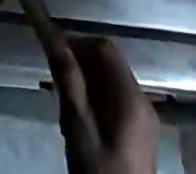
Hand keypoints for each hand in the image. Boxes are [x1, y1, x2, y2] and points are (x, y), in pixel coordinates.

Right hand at [50, 37, 158, 173]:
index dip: (78, 44)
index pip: (105, 49)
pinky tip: (79, 120)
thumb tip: (51, 35)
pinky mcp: (141, 135)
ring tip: (62, 102)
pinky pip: (117, 103)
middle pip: (110, 65)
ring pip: (112, 84)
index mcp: (130, 95)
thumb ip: (67, 78)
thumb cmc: (98, 169)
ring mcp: (145, 119)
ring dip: (86, 84)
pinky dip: (96, 101)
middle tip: (54, 81)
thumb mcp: (77, 123)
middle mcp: (143, 101)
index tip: (54, 55)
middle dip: (80, 65)